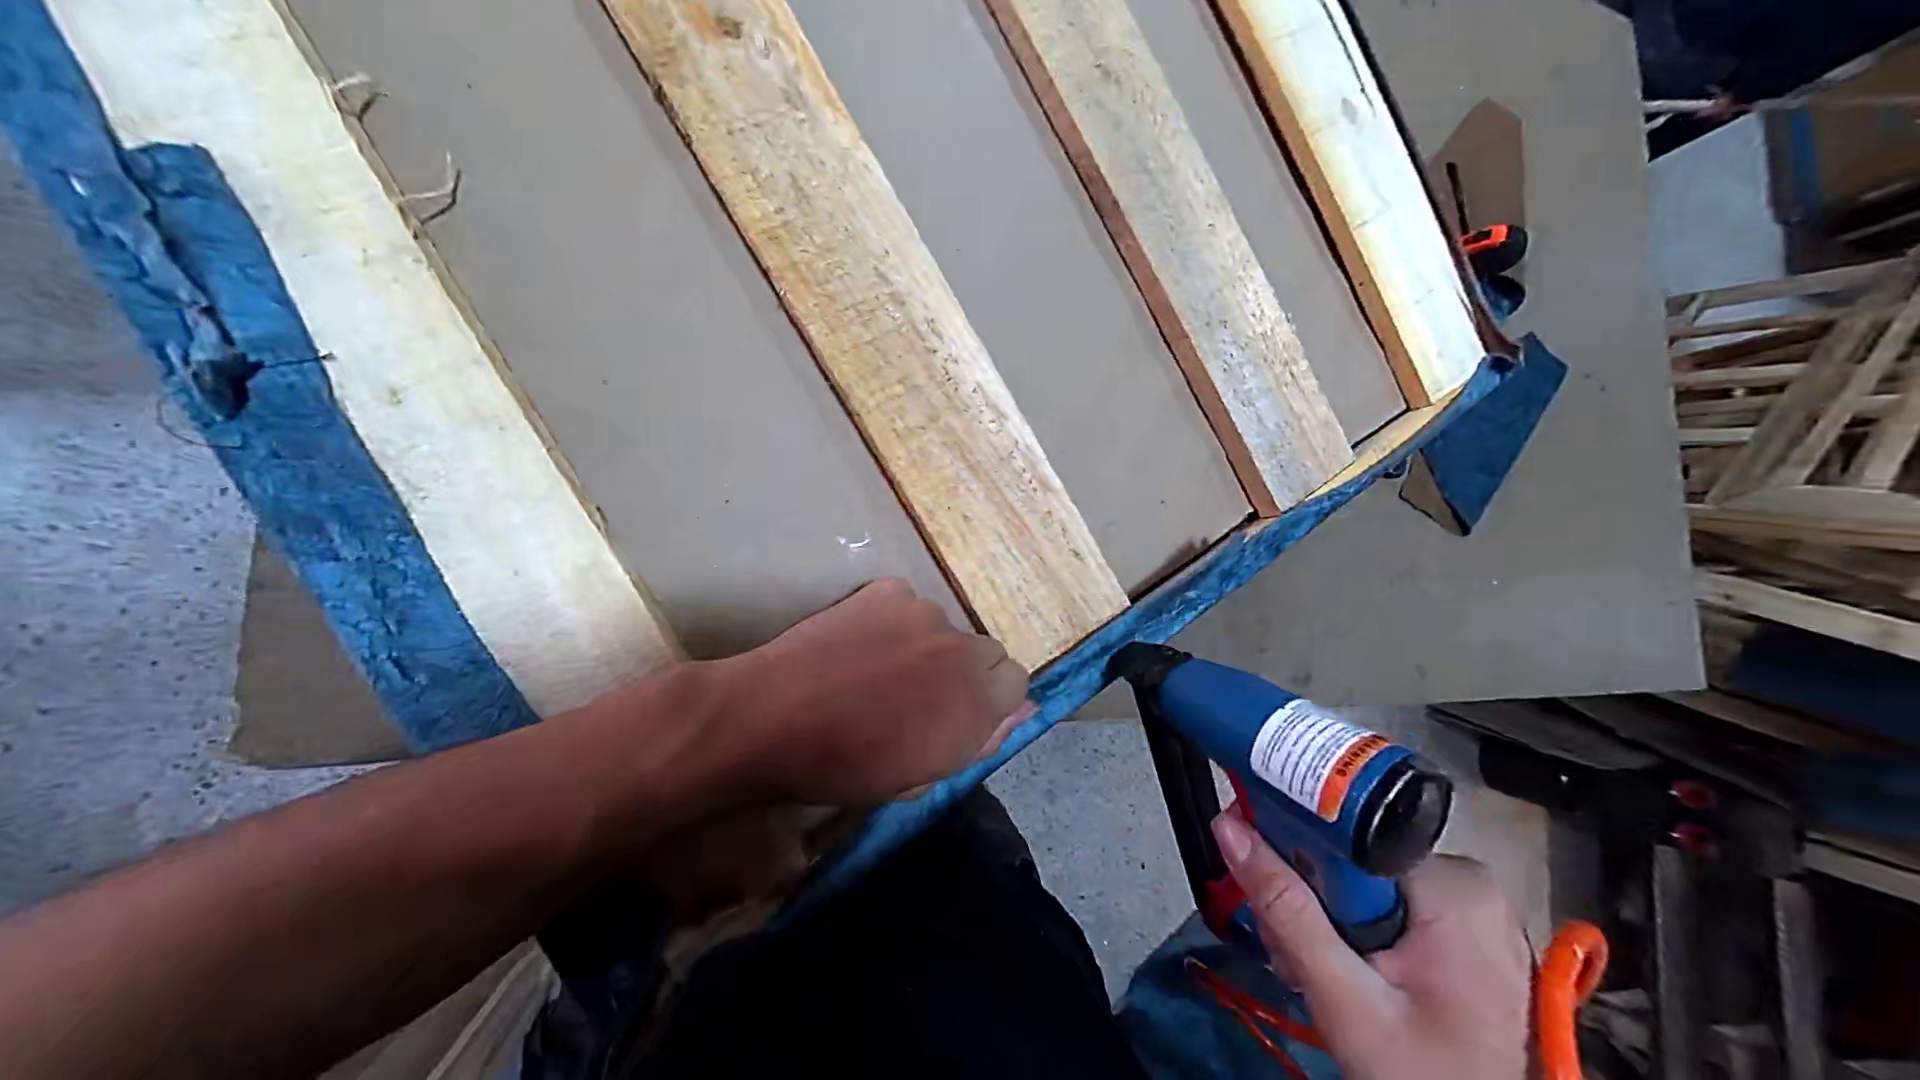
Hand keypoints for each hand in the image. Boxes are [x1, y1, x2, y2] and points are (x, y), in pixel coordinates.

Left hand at [712, 579, 1032, 804]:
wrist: (773, 718)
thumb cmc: (847, 766)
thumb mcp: (924, 775)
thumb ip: (983, 739)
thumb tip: (1024, 710)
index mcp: (977, 701)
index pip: (1017, 683)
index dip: (988, 701)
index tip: (957, 715)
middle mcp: (962, 649)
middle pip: (986, 651)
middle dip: (964, 672)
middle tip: (917, 694)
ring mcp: (925, 613)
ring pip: (945, 627)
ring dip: (928, 645)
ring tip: (878, 670)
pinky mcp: (888, 590)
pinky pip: (909, 605)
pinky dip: (895, 623)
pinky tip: (859, 644)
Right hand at [1213, 813, 1530, 1079]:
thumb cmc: (1426, 1077)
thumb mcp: (1345, 1001)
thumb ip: (1285, 910)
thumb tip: (1228, 827)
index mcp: (1451, 883)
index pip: (1339, 832)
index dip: (1286, 847)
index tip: (1253, 879)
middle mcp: (1465, 880)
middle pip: (1344, 858)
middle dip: (1301, 900)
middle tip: (1284, 952)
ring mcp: (1466, 907)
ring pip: (1354, 880)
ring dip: (1317, 920)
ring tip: (1308, 973)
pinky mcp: (1459, 931)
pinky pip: (1380, 904)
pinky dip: (1348, 933)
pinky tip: (1340, 974)